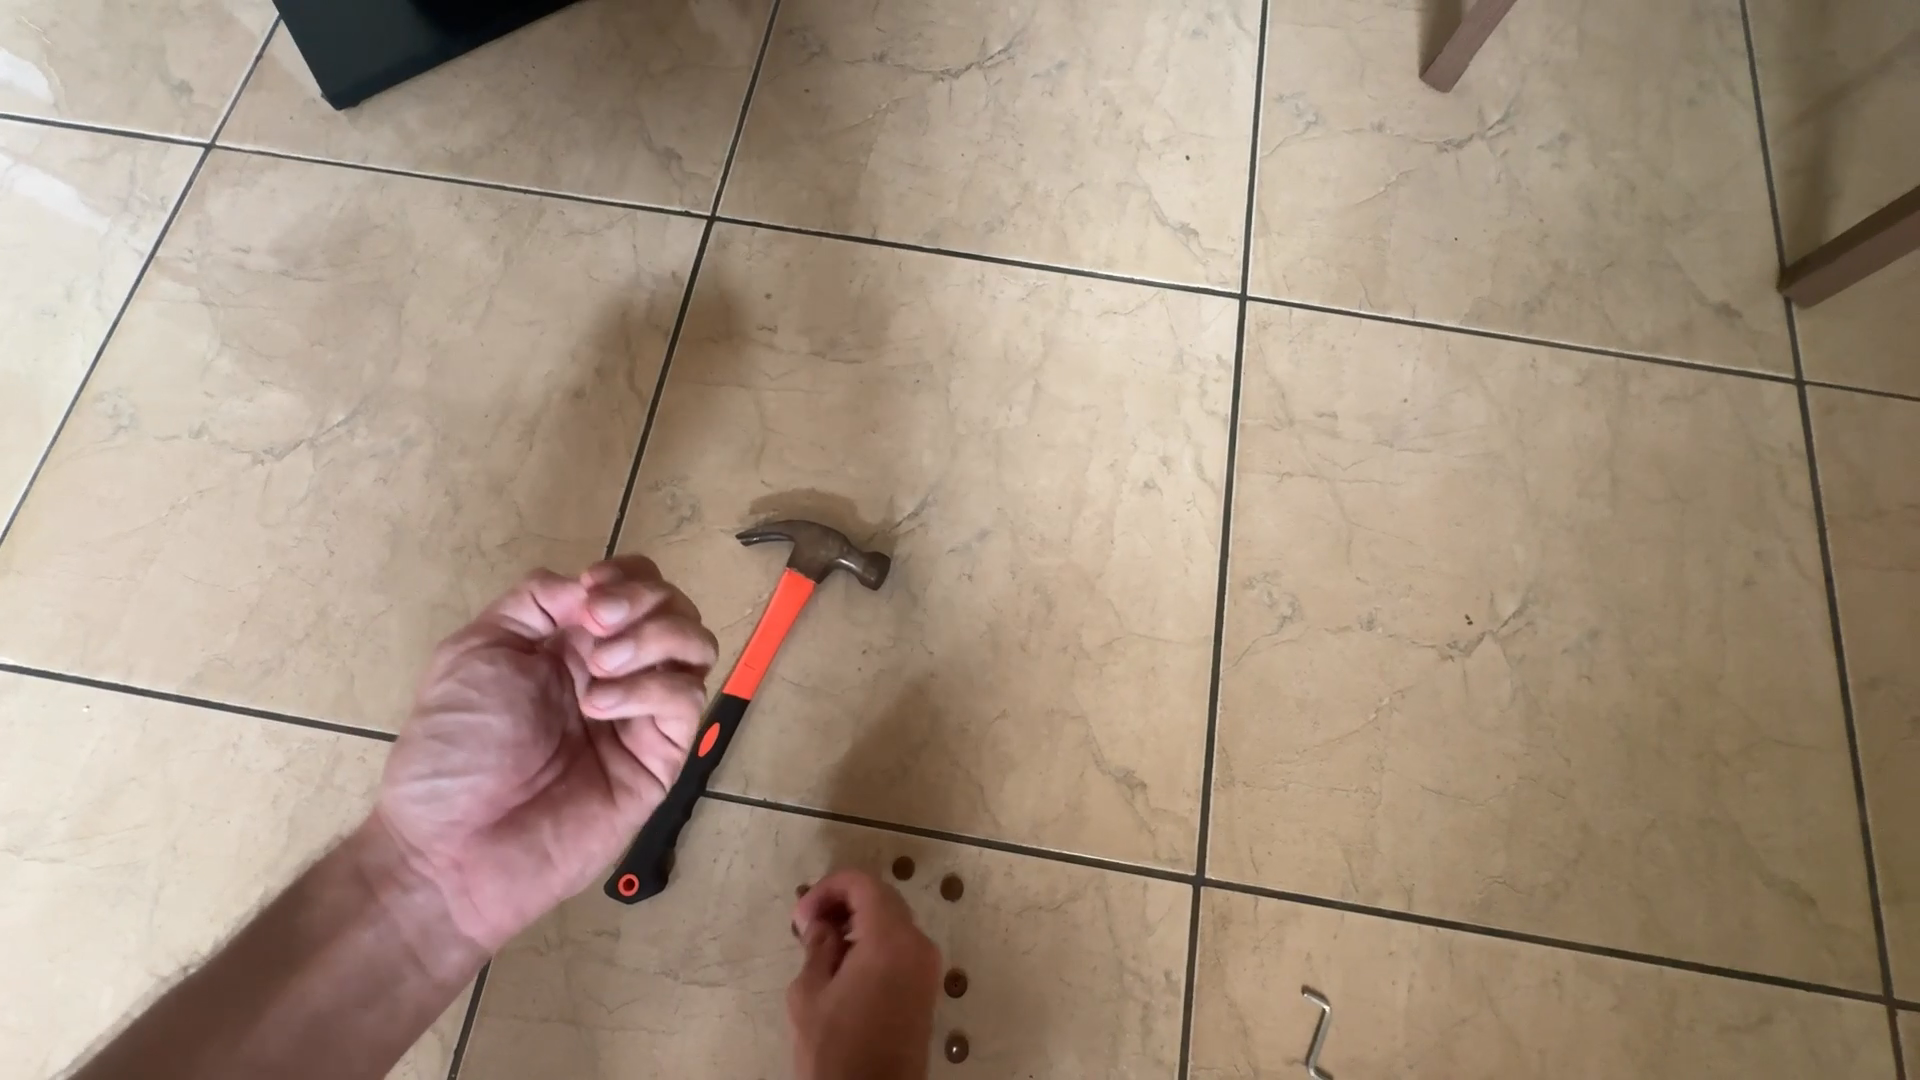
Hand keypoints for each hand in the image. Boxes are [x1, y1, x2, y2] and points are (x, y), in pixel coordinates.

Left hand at [372, 556, 718, 951]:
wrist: (455, 845)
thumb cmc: (455, 748)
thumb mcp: (476, 650)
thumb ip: (535, 601)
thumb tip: (591, 586)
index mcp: (576, 639)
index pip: (636, 585)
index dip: (628, 576)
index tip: (592, 592)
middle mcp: (620, 666)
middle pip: (675, 606)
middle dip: (643, 600)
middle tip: (598, 624)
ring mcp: (646, 709)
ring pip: (697, 645)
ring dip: (655, 637)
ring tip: (601, 666)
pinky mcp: (662, 751)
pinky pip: (686, 697)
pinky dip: (650, 687)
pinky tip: (600, 706)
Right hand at [787, 870, 941, 1079]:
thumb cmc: (836, 1052)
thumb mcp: (809, 996)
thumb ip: (816, 947)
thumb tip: (820, 924)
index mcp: (890, 939)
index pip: (862, 884)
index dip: (829, 888)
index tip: (802, 915)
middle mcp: (918, 943)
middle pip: (881, 898)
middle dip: (842, 902)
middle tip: (808, 925)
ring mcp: (927, 965)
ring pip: (892, 920)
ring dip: (858, 921)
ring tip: (823, 945)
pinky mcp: (927, 986)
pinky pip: (901, 944)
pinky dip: (874, 941)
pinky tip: (846, 963)